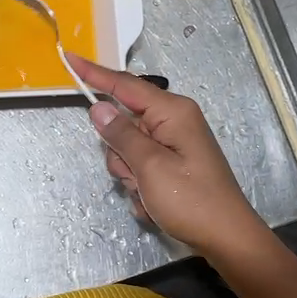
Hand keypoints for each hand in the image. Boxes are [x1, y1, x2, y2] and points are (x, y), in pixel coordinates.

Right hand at [68, 55, 264, 255]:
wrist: (227, 239)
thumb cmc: (191, 200)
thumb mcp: (150, 167)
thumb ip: (121, 134)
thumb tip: (98, 108)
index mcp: (172, 112)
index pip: (125, 85)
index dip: (95, 74)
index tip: (70, 58)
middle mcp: (174, 121)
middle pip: (123, 123)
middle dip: (120, 153)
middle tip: (136, 178)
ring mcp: (174, 144)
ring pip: (128, 150)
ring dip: (130, 176)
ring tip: (149, 196)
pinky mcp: (174, 164)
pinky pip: (141, 168)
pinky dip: (141, 187)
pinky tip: (155, 205)